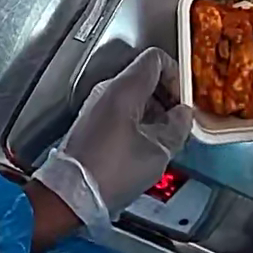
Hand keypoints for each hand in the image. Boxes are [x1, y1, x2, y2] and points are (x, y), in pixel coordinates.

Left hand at [34, 47, 192, 231]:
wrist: (69, 194)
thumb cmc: (113, 171)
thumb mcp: (157, 151)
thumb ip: (177, 127)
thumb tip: (183, 114)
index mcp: (125, 88)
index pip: (155, 59)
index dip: (176, 75)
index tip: (183, 100)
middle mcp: (107, 89)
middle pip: (144, 76)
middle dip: (166, 96)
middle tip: (178, 122)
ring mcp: (96, 104)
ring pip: (133, 94)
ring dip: (153, 111)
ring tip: (164, 139)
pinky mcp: (91, 120)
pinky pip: (120, 108)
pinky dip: (137, 120)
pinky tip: (144, 146)